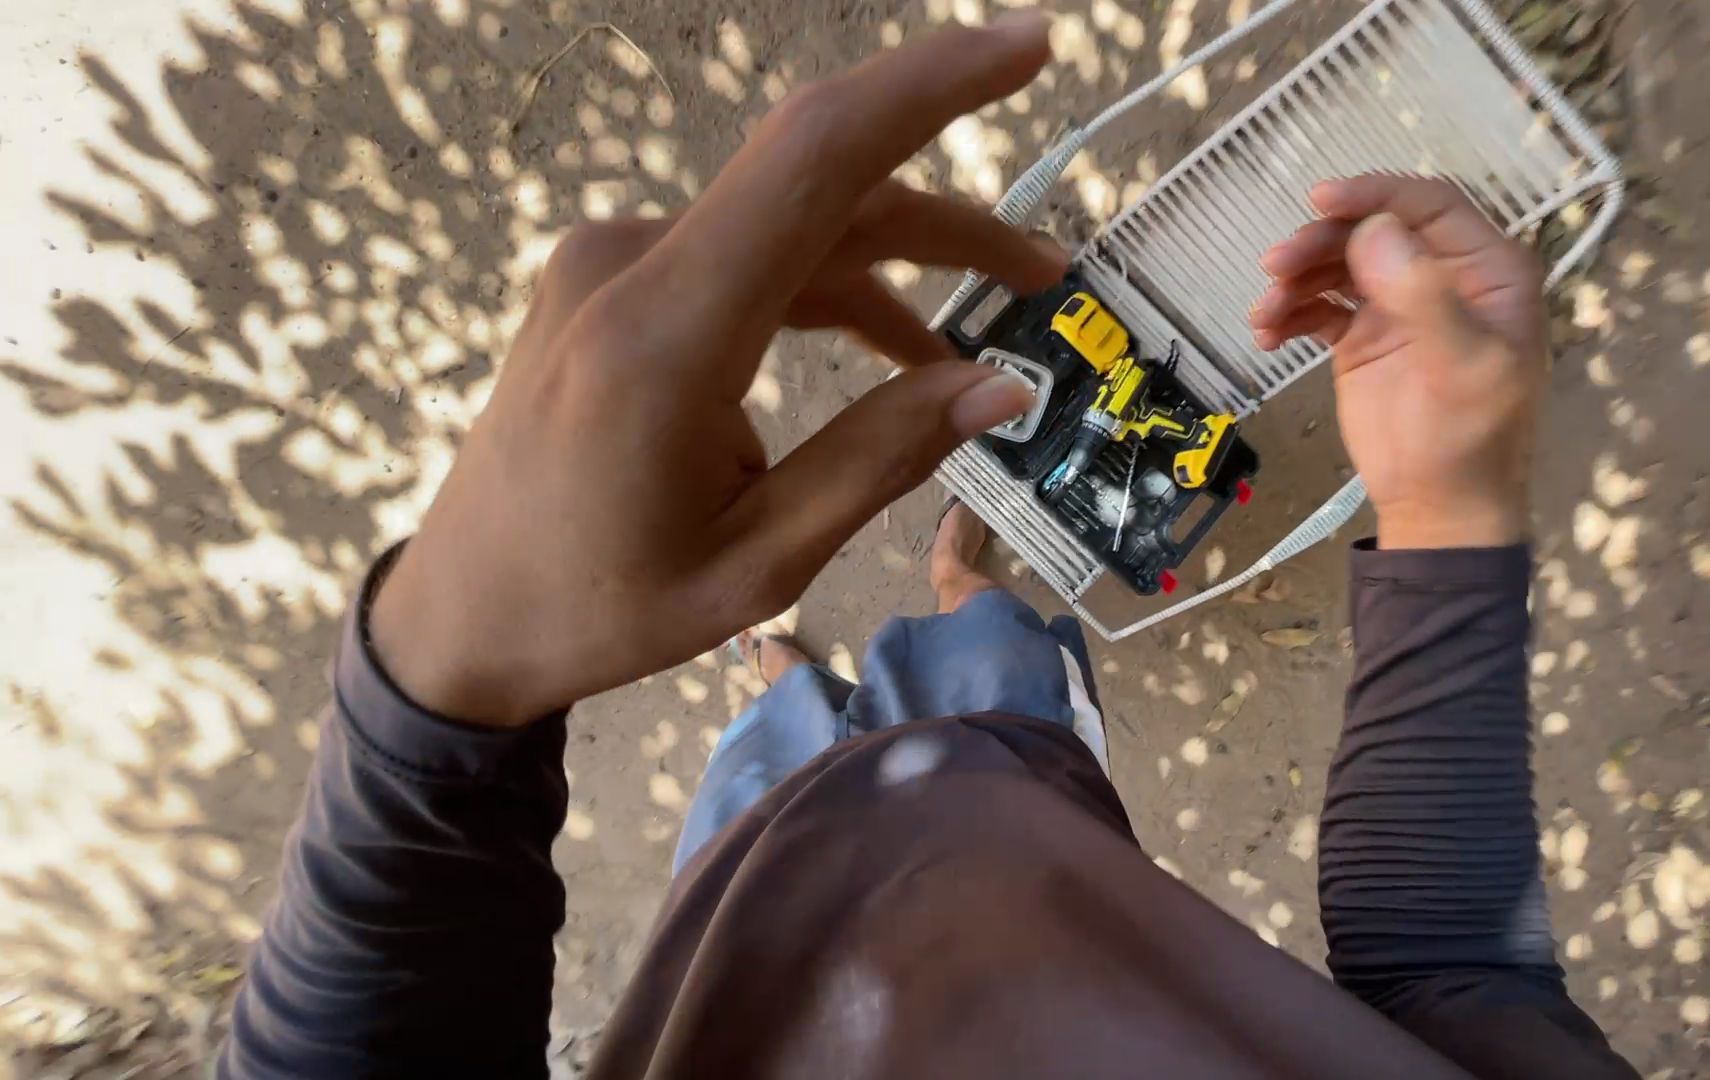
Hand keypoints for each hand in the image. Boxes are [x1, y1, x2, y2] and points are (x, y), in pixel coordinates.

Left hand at [369, 15, 1062, 726]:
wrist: (465, 617)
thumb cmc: (605, 608)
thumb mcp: (760, 562)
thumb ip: (879, 461)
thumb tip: (999, 386)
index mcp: (665, 337)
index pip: (816, 161)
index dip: (930, 88)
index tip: (1030, 48)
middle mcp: (630, 268)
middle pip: (822, 195)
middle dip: (947, 226)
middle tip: (1041, 275)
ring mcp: (612, 270)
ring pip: (790, 232)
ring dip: (893, 268)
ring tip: (978, 326)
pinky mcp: (613, 292)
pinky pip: (747, 266)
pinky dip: (828, 294)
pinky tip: (886, 350)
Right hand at [1249, 176, 1545, 549]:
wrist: (1435, 500)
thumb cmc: (1465, 437)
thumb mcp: (1459, 364)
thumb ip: (1423, 294)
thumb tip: (1371, 232)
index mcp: (1484, 270)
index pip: (1429, 207)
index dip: (1374, 195)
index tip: (1318, 199)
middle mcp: (1438, 279)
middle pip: (1370, 235)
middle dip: (1319, 246)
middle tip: (1274, 267)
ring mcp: (1394, 309)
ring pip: (1336, 270)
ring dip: (1295, 284)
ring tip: (1264, 316)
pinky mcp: (1359, 340)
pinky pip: (1318, 310)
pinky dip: (1289, 316)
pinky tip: (1267, 336)